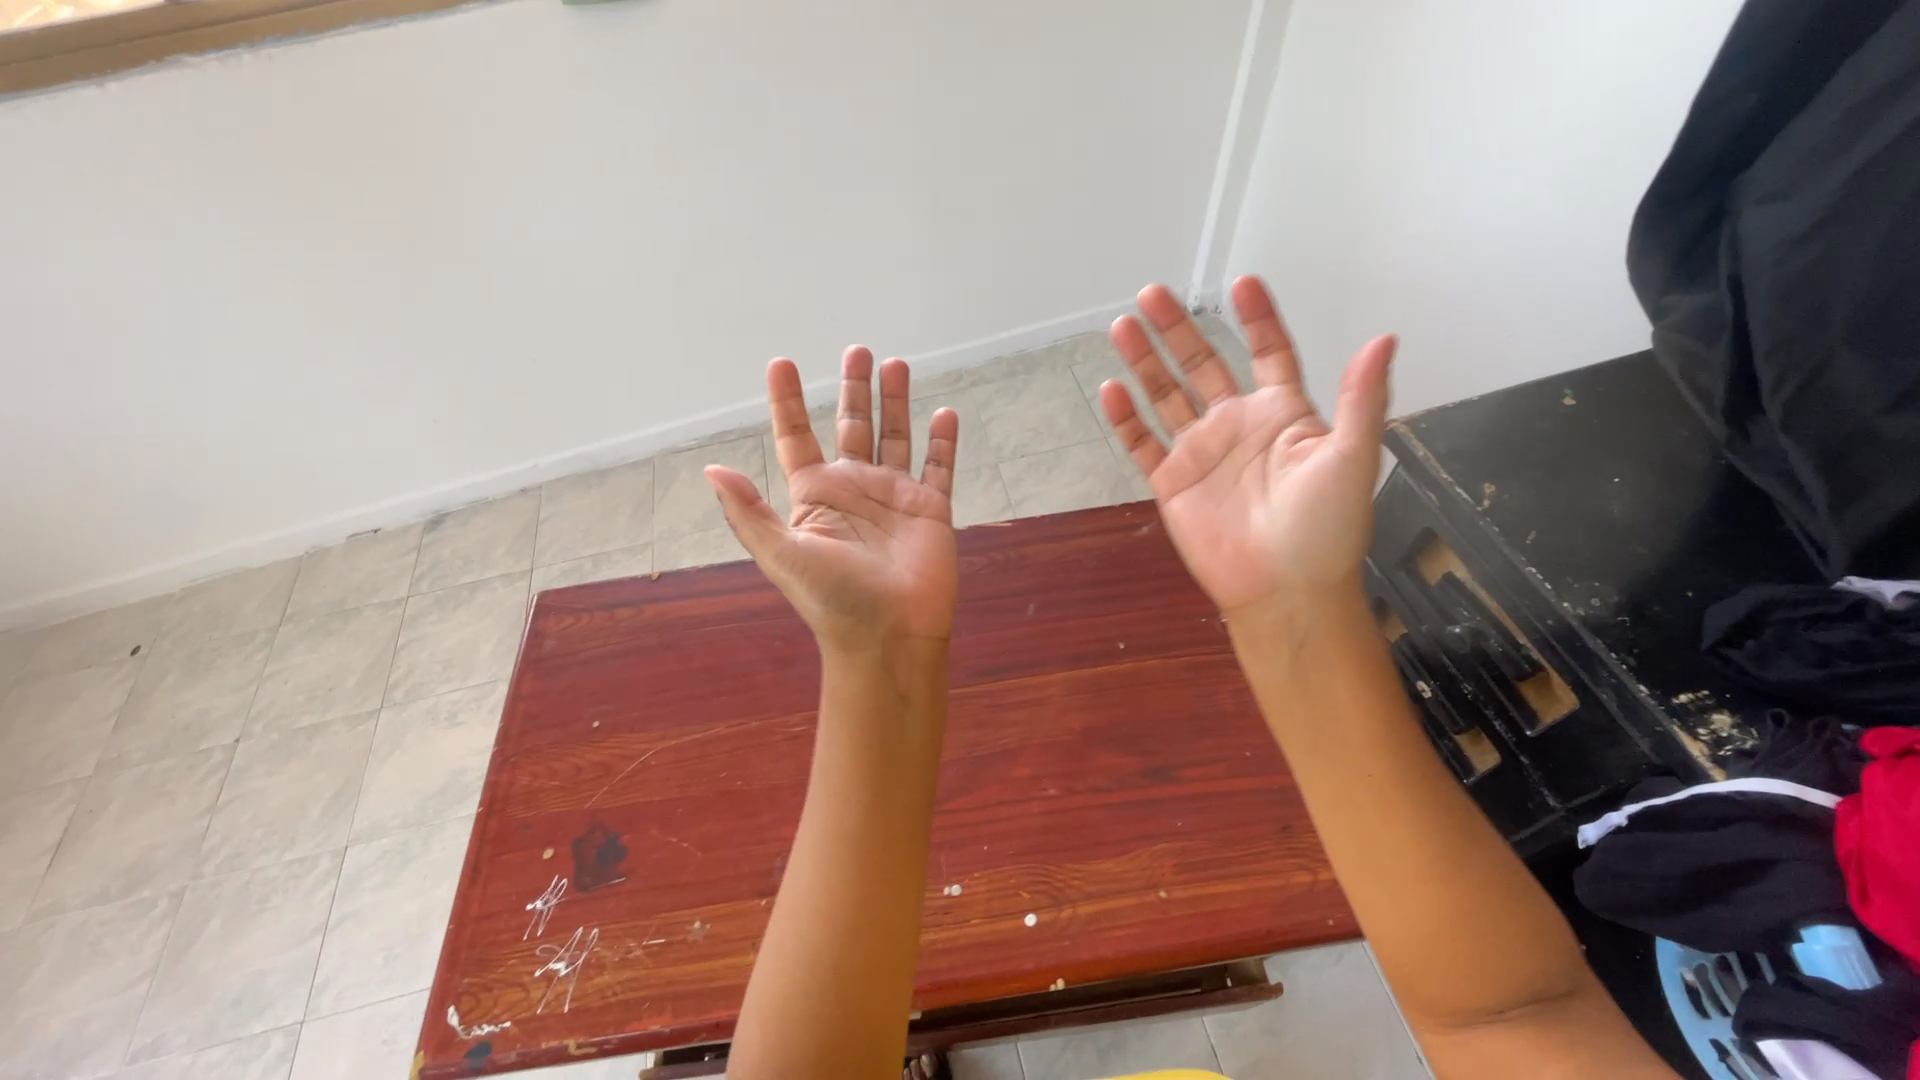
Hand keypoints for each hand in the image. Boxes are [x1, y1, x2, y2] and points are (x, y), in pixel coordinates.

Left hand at [705, 347, 960, 651]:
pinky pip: (938, 466)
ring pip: (896, 436)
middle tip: (857, 349)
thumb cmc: (831, 598)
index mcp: (815, 496)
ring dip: (896, 401)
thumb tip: (711, 470)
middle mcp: (854, 489)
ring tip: (896, 363)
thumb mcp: (781, 554)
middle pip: (852, 425)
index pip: (797, 436)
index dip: (787, 401)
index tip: (781, 363)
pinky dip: (943, 440)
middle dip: (854, 387)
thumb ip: (749, 511)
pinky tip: (945, 412)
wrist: (888, 635)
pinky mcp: (931, 508)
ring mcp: (894, 496)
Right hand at [1099, 276, 1394, 614]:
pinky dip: (1125, 418)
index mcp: (1282, 413)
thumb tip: (1383, 337)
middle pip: (1201, 365)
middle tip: (1153, 294)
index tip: (1241, 282)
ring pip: (1165, 397)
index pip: (1267, 352)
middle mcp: (1237, 424)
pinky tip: (1112, 389)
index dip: (1256, 318)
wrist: (1286, 590)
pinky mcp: (1171, 483)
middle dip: (1177, 329)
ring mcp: (1200, 452)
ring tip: (1122, 326)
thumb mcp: (1353, 458)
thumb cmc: (1326, 527)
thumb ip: (1362, 398)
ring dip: (1144, 363)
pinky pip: (1142, 444)